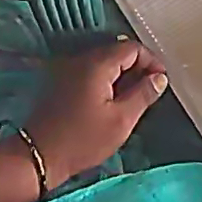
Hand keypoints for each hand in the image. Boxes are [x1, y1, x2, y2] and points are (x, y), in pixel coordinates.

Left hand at [25, 39, 167, 186]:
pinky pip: (92, 71)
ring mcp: (69, 68)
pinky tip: (112, 101)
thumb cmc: (83, 140)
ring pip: (105, 61)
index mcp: (97, 64)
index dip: (151, 61)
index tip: (161, 81)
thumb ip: (143, 94)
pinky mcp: (63, 80)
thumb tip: (159, 77)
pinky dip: (107, 80)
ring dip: (122, 74)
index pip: (132, 48)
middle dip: (138, 67)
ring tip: (134, 99)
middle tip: (150, 91)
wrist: (40, 154)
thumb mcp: (121, 120)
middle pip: (117, 51)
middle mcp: (81, 59)